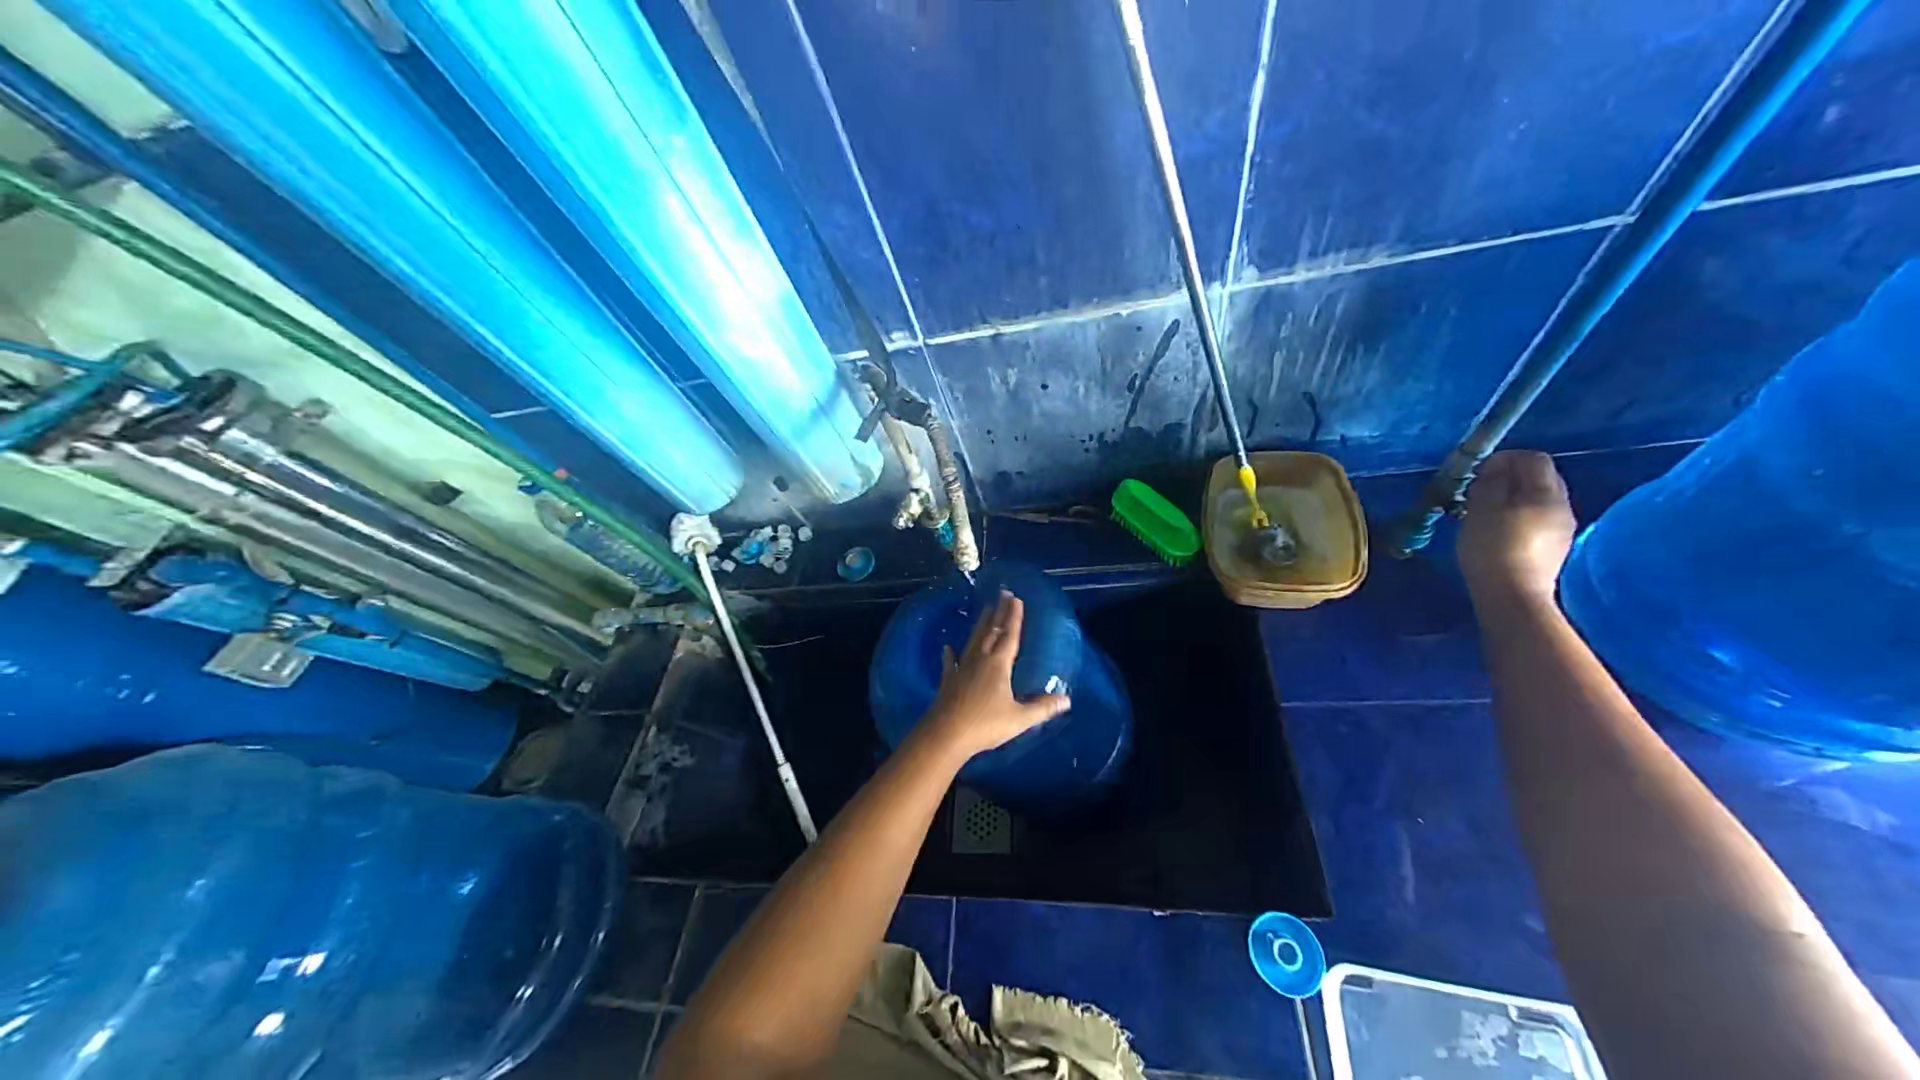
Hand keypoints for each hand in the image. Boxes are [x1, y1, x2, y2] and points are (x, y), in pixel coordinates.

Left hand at [919, 589, 1071, 761]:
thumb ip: (1042, 708)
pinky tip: (947, 647)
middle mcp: (980, 660)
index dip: (1013, 617)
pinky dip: (950, 654)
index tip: (1016, 598)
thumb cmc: (986, 724)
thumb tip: (1066, 700)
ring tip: (984, 610)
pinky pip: (950, 662)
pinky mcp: (947, 681)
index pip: (1009, 635)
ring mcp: (961, 669)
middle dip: (998, 613)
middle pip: (991, 632)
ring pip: (973, 641)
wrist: (946, 735)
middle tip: (1002, 593)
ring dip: (980, 625)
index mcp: (998, 664)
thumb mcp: (1019, 718)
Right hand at [1458, 450, 1576, 604]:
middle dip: (1509, 477)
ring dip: (1512, 497)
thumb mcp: (1481, 510)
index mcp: (1546, 493)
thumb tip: (1495, 467)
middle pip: (1540, 477)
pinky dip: (1517, 516)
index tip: (1477, 473)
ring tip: (1483, 512)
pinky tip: (1498, 532)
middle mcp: (1562, 505)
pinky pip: (1537, 518)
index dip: (1504, 458)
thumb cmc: (1492, 548)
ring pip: (1538, 499)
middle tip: (1478, 490)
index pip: (1533, 458)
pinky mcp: (1555, 547)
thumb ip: (1490, 483)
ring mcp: (1562, 528)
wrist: (1513, 595)